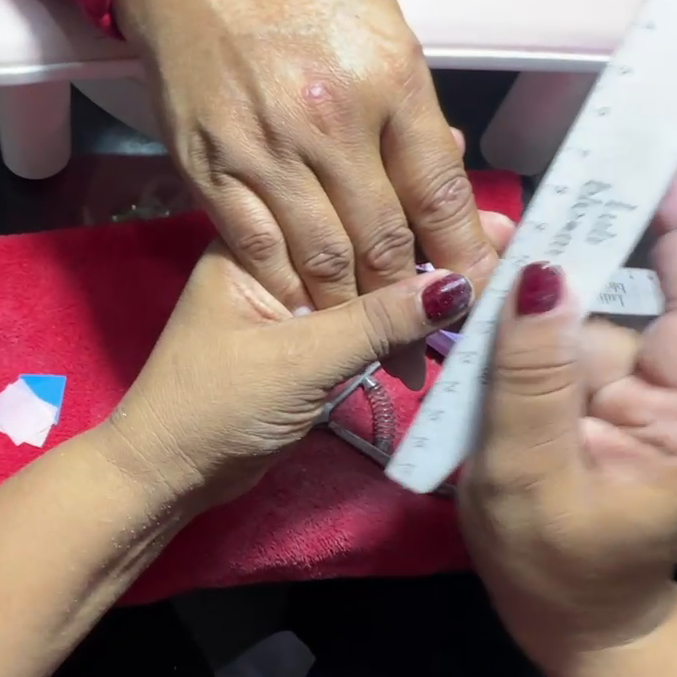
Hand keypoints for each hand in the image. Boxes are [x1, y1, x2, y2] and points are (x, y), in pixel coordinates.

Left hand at [101, 239, 488, 508]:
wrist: (172, 471)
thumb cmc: (217, 408)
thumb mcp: (299, 361)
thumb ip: (376, 321)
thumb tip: (464, 281)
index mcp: (258, 244)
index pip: (344, 205)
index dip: (413, 206)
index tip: (480, 206)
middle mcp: (276, 262)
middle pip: (363, 241)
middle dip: (429, 244)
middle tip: (504, 236)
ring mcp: (289, 305)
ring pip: (365, 285)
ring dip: (419, 289)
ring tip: (489, 273)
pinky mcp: (300, 344)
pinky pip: (358, 323)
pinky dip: (396, 324)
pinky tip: (442, 315)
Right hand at [114, 0, 498, 326]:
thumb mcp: (377, 26)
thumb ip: (407, 112)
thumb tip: (436, 186)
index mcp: (386, 76)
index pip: (438, 190)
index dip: (463, 255)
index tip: (474, 297)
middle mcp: (328, 121)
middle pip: (382, 238)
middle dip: (408, 305)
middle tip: (425, 351)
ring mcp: (263, 151)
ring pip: (319, 256)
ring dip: (349, 313)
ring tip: (371, 351)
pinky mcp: (209, 171)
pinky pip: (257, 248)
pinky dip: (286, 289)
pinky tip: (305, 314)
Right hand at [459, 153, 676, 664]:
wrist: (571, 623)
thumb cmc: (551, 566)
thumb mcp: (526, 476)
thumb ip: (530, 379)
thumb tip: (536, 277)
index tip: (665, 150)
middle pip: (626, 314)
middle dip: (564, 282)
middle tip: (501, 240)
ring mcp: (646, 405)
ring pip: (583, 338)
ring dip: (525, 329)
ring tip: (466, 324)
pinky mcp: (610, 412)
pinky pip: (563, 364)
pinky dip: (520, 358)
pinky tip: (480, 364)